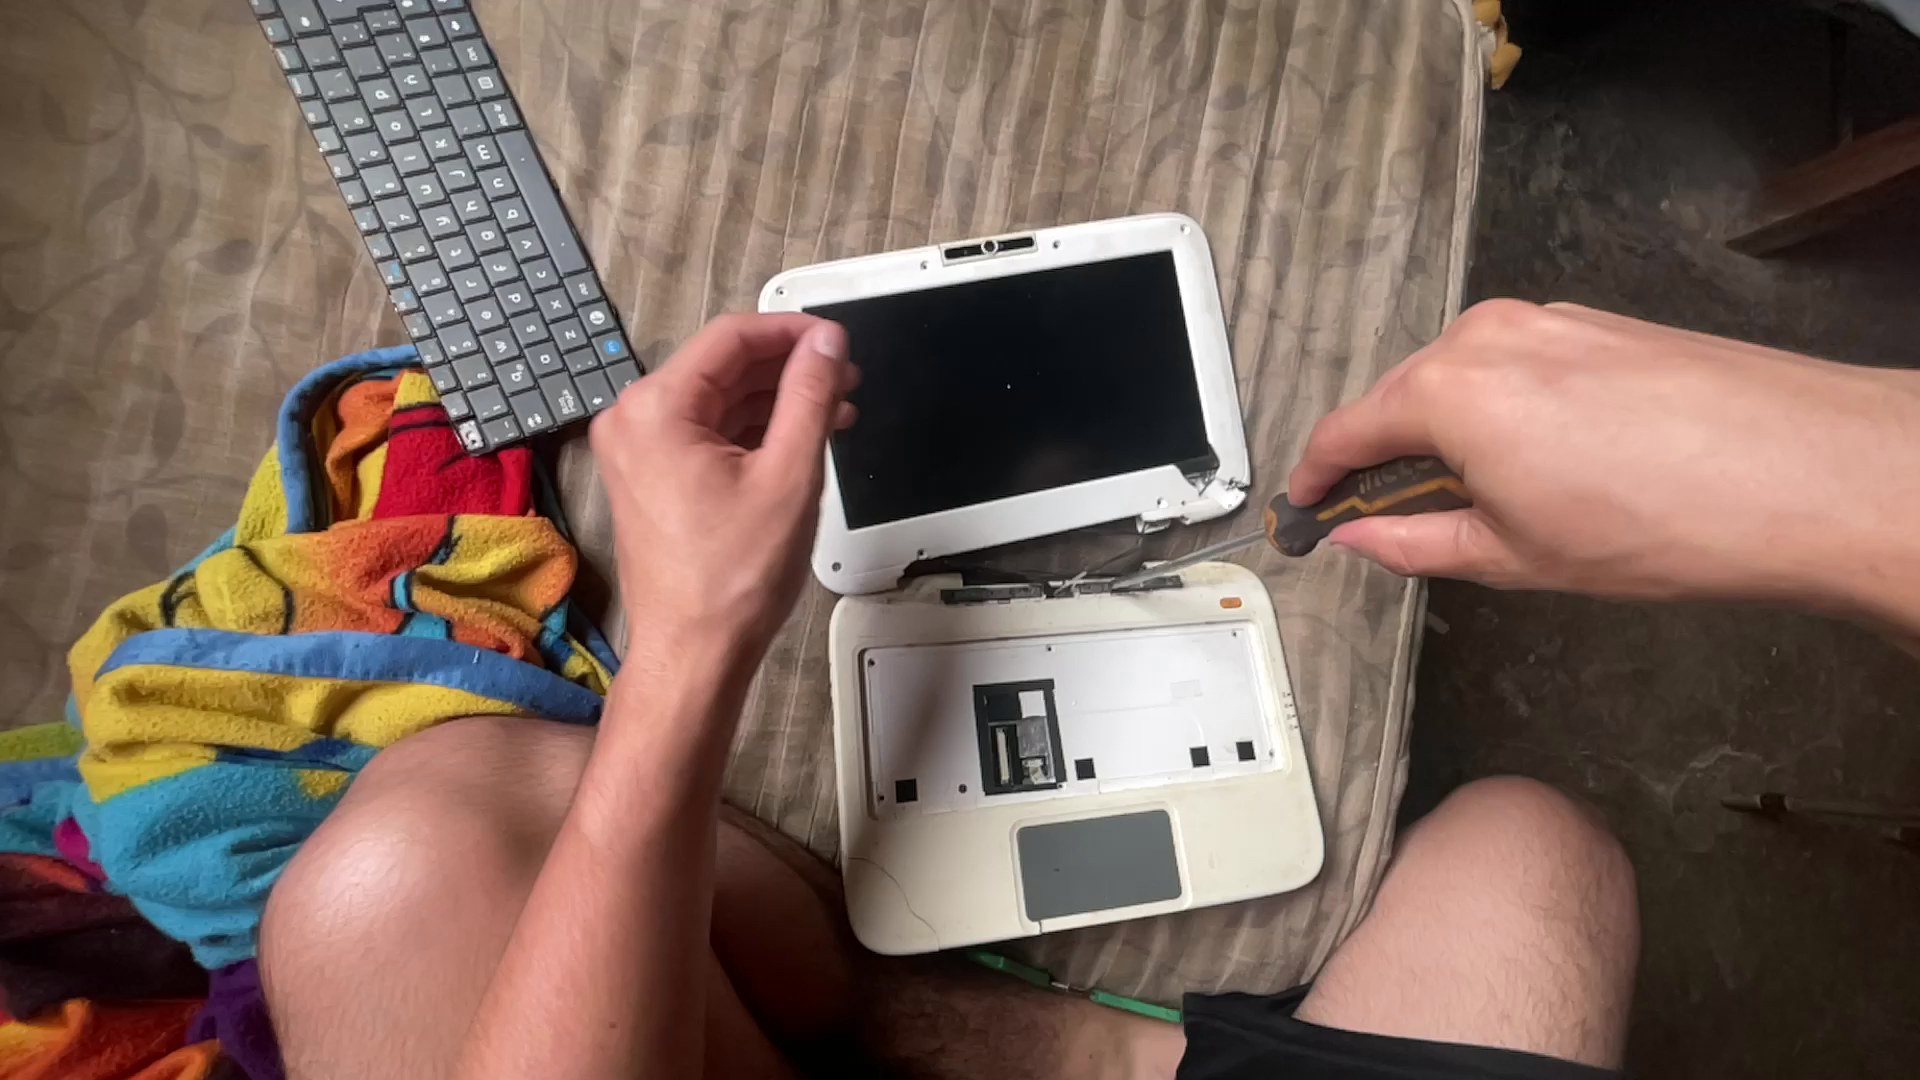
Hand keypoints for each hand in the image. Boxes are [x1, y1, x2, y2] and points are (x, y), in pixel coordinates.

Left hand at [590, 314, 856, 670]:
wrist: (697, 650)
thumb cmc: (730, 581)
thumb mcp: (790, 475)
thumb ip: (810, 396)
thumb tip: (825, 343)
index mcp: (657, 411)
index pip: (733, 339)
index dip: (792, 331)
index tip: (834, 338)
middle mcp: (637, 423)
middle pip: (726, 368)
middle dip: (790, 369)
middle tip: (842, 376)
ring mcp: (643, 452)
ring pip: (722, 401)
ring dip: (778, 400)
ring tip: (832, 408)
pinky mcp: (657, 477)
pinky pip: (712, 433)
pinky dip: (757, 430)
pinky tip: (798, 438)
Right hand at [1288, 300, 1919, 620]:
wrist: (1832, 475)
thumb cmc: (1663, 522)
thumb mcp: (1508, 555)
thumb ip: (1406, 544)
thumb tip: (1353, 539)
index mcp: (1447, 392)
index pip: (1344, 432)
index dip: (1314, 475)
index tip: (1306, 505)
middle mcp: (1483, 338)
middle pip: (1390, 401)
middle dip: (1372, 456)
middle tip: (1374, 511)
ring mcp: (1542, 320)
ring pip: (1444, 379)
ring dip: (1428, 432)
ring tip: (1454, 490)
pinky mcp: (1589, 322)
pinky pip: (1499, 363)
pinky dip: (1480, 407)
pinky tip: (1515, 452)